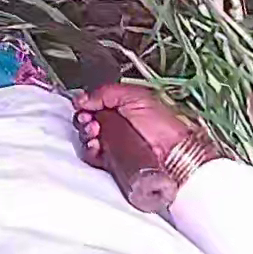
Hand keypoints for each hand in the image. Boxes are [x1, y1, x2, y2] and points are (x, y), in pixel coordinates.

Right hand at [72, 83, 210, 171]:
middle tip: (90, 119)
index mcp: (118, 106)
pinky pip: (91, 155)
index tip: (84, 105)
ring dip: (86, 133)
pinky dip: (89, 150)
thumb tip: (81, 98)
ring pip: (85, 138)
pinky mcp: (110, 160)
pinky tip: (96, 145)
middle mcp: (113, 124)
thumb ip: (105, 93)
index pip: (91, 103)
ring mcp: (110, 143)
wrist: (171, 152)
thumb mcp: (134, 96)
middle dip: (83, 119)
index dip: (84, 104)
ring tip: (96, 131)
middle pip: (84, 120)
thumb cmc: (163, 125)